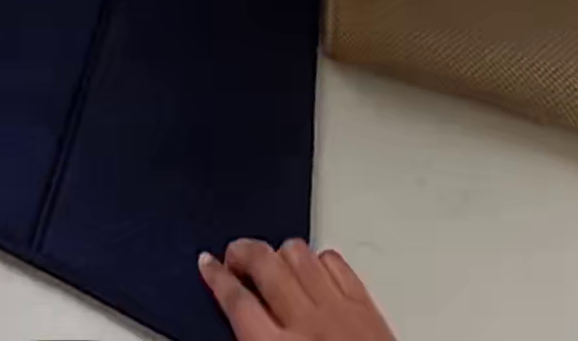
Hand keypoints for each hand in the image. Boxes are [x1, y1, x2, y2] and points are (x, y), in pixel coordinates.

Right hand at [198, 238, 395, 340]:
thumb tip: (237, 322)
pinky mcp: (369, 310)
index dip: (216, 276)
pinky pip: (336, 263)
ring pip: (297, 253)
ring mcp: (341, 313)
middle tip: (236, 259)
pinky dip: (320, 262)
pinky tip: (314, 274)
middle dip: (241, 251)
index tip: (208, 263)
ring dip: (280, 255)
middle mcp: (308, 325)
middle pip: (262, 261)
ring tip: (275, 266)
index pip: (235, 298)